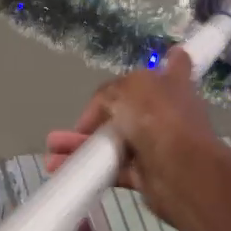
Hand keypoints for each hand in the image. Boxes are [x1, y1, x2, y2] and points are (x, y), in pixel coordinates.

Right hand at [43, 49, 223, 218]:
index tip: (167, 55)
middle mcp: (165, 113)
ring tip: (52, 149)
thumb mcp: (126, 89)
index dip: (169, 61)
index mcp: (171, 82)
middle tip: (63, 130)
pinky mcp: (145, 175)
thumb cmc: (158, 117)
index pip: (175, 65)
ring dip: (82, 147)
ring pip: (114, 143)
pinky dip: (89, 170)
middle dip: (94, 118)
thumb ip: (106, 95)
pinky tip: (62, 170)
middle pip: (127, 110)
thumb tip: (97, 115)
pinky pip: (112, 169)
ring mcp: (155, 145)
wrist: (178, 169)